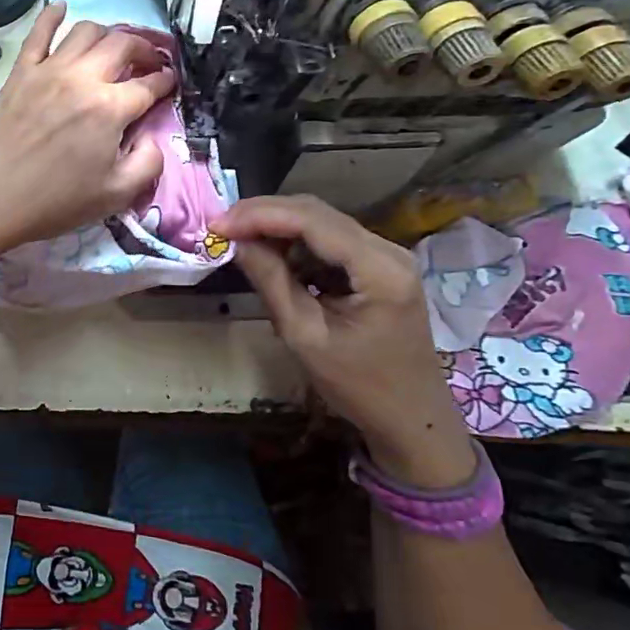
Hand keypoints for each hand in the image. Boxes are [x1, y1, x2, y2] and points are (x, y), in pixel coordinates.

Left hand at [0, 2, 175, 254]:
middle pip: (122, 45)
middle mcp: (83, 78)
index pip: (149, 84)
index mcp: (110, 108)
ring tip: (113, 48)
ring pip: (86, 31)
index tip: (171, 83)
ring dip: (107, 34)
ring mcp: (49, 70)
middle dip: (144, 49)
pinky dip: (52, 15)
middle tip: (149, 62)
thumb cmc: (54, 201)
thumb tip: (152, 138)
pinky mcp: (21, 72)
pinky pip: (38, 32)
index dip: (166, 82)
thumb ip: (148, 164)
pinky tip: (61, 7)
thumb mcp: (115, 195)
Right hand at [215, 195, 475, 487]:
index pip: (313, 221)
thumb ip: (272, 282)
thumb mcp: (305, 336)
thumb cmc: (360, 386)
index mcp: (379, 269)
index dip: (260, 215)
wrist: (411, 416)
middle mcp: (388, 250)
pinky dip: (295, 244)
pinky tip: (269, 255)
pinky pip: (330, 242)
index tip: (217, 225)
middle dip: (264, 215)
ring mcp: (386, 256)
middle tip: (220, 228)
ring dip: (277, 227)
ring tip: (237, 240)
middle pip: (318, 213)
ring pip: (322, 223)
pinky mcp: (377, 267)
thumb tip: (238, 243)